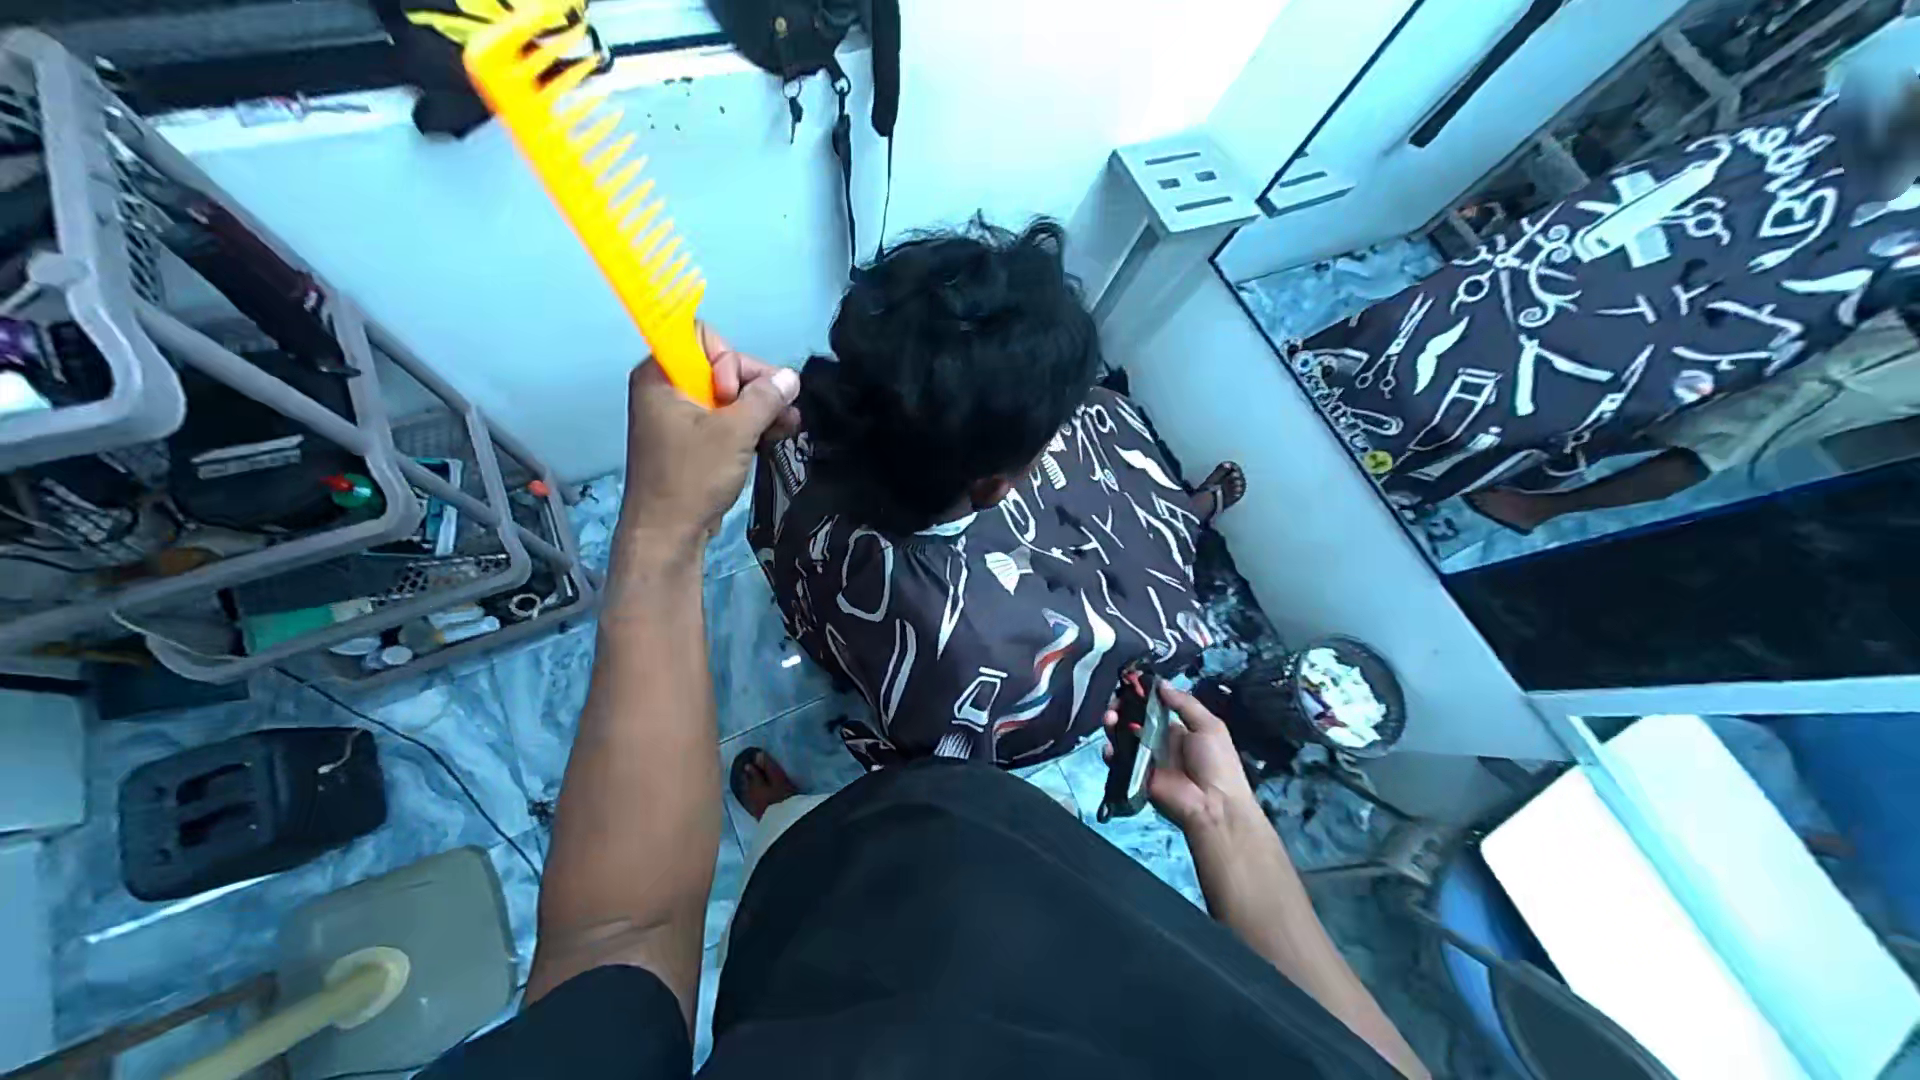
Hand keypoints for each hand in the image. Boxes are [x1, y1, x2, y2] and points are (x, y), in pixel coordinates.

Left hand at [618, 324, 799, 555]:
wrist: (668, 532)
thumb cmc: (692, 477)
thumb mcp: (734, 433)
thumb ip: (765, 399)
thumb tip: (791, 377)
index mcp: (662, 376)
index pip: (702, 338)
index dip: (730, 360)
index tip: (737, 395)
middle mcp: (668, 388)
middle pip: (721, 366)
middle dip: (755, 387)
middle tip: (778, 413)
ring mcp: (681, 416)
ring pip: (729, 395)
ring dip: (760, 408)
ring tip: (788, 426)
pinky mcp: (694, 439)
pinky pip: (726, 418)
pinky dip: (750, 424)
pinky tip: (776, 435)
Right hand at [1103, 682, 1257, 834]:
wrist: (1213, 805)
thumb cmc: (1216, 763)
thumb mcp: (1209, 726)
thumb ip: (1184, 703)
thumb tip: (1160, 683)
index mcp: (1176, 729)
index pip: (1151, 707)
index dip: (1139, 695)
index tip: (1129, 684)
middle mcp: (1158, 742)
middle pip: (1132, 719)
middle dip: (1121, 707)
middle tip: (1115, 703)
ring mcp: (1145, 759)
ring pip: (1121, 736)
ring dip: (1112, 724)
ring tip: (1110, 718)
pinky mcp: (1135, 775)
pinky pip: (1118, 761)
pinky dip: (1110, 752)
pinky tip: (1111, 746)